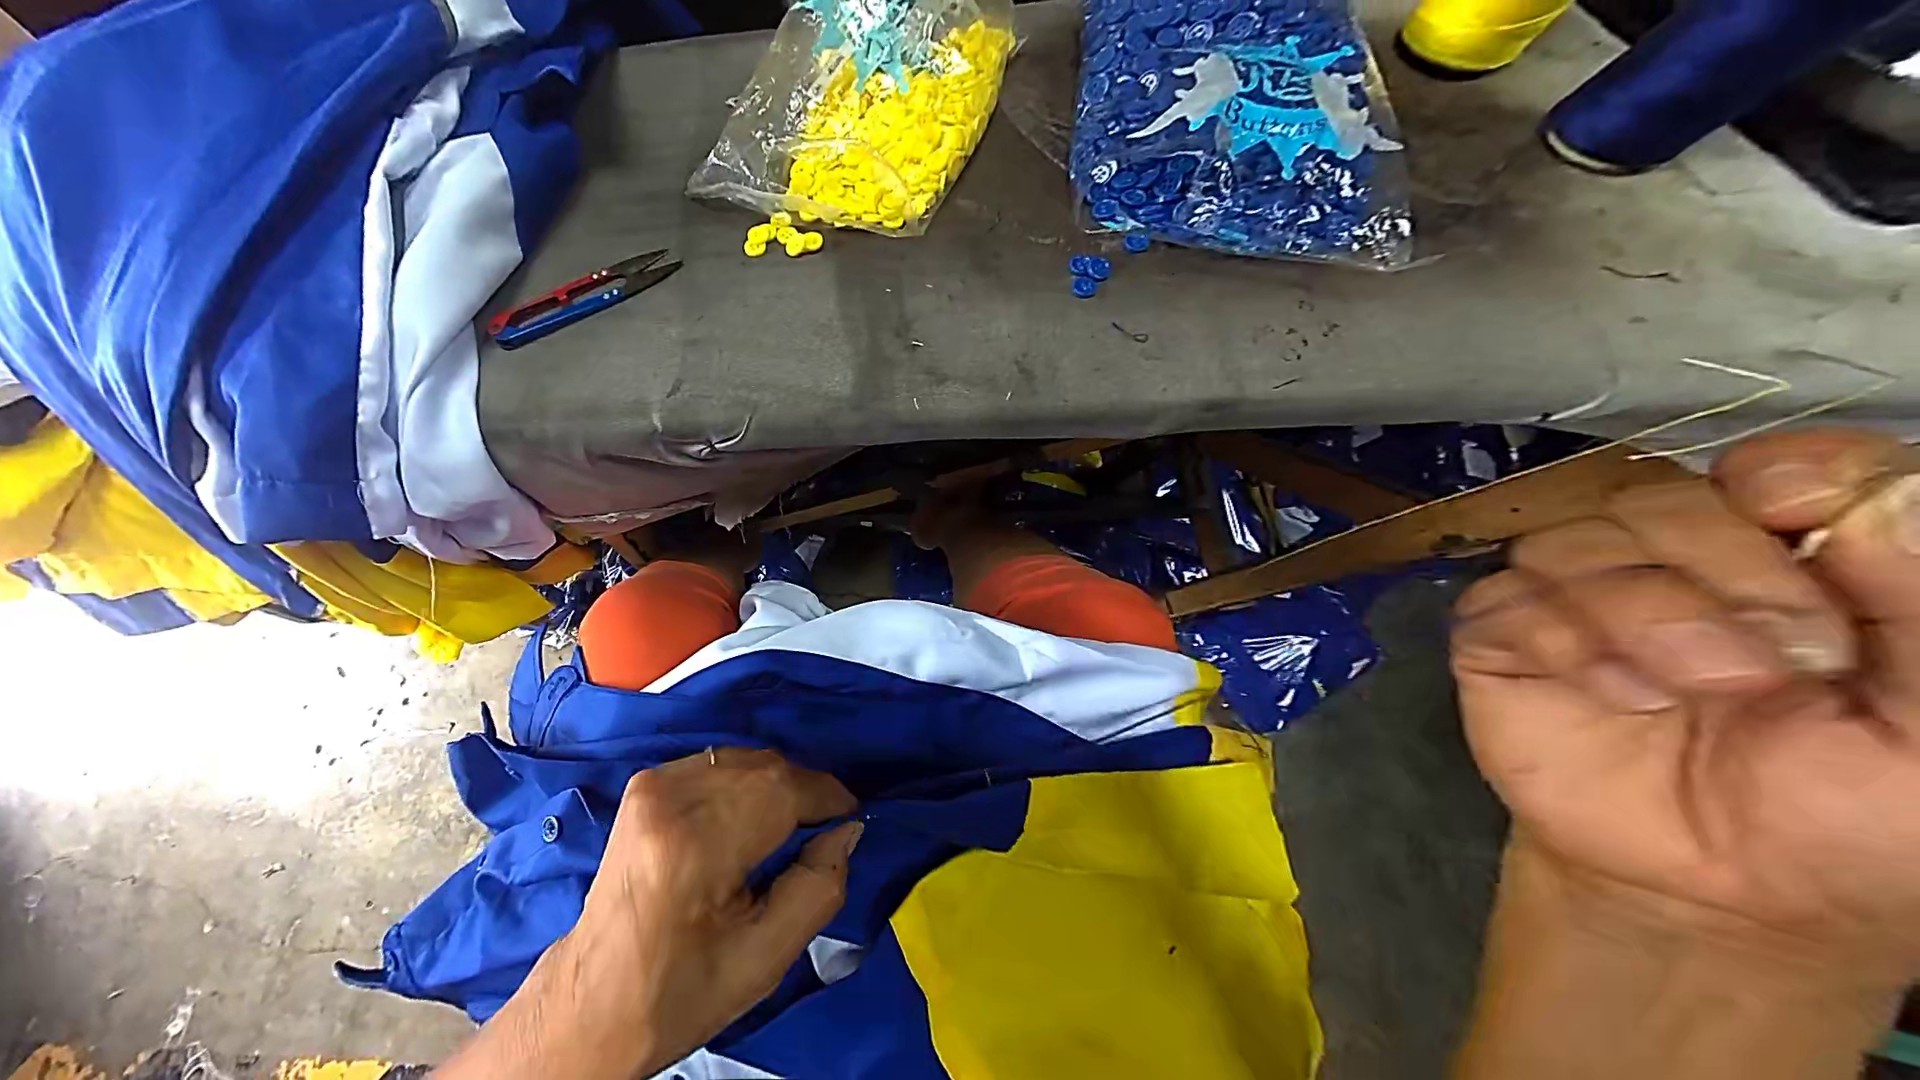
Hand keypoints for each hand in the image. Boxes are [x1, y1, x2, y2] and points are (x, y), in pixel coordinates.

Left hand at [439, 749, 860, 1079]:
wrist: (589, 1004)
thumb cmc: (679, 993)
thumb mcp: (765, 960)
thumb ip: (819, 888)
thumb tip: (846, 830)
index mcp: (695, 846)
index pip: (783, 789)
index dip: (827, 797)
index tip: (850, 819)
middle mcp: (669, 799)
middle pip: (767, 769)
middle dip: (805, 793)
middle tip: (821, 832)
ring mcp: (653, 784)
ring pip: (748, 760)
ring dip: (779, 786)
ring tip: (789, 826)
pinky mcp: (647, 783)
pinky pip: (723, 763)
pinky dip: (750, 781)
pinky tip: (751, 816)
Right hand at [1451, 428, 1919, 970]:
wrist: (1716, 887)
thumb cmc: (1853, 811)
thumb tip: (1867, 498)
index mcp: (1786, 561)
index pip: (1771, 466)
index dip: (1786, 476)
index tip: (1805, 521)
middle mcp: (1670, 564)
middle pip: (1657, 499)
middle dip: (1721, 574)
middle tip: (1779, 666)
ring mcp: (1570, 596)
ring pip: (1569, 544)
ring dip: (1636, 614)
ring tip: (1685, 691)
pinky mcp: (1498, 636)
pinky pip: (1503, 601)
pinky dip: (1560, 641)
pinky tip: (1611, 694)